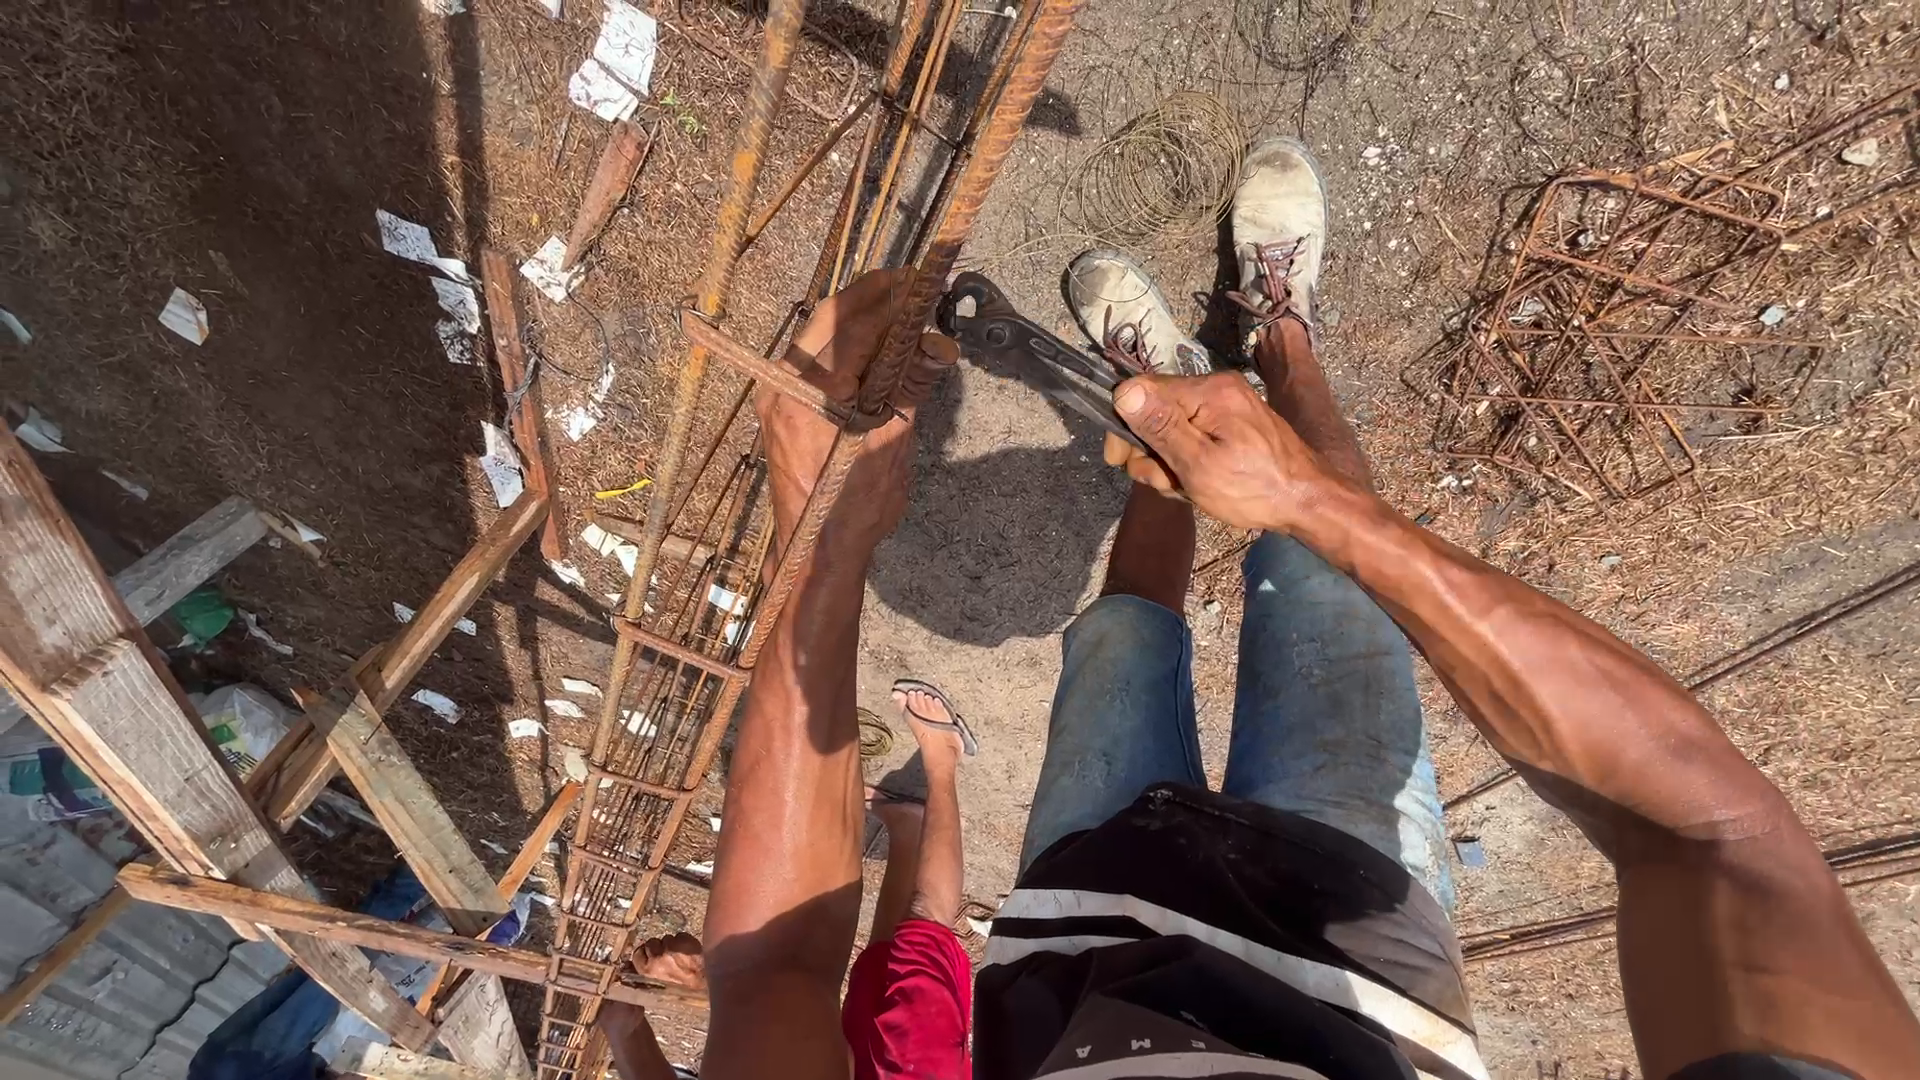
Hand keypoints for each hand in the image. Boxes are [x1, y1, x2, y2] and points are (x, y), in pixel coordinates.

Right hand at [632, 931, 705, 990]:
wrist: (702, 983)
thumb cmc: (680, 989)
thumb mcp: (657, 986)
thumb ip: (647, 974)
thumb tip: (636, 966)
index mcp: (646, 972)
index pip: (637, 954)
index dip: (645, 953)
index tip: (650, 955)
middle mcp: (656, 959)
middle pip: (651, 943)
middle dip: (658, 947)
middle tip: (667, 955)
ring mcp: (670, 948)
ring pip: (667, 938)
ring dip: (672, 944)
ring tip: (680, 956)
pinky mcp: (683, 940)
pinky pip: (680, 935)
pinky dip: (684, 940)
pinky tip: (688, 951)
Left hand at [757, 269, 957, 555]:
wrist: (815, 551)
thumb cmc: (855, 508)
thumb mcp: (891, 447)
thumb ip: (910, 388)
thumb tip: (938, 344)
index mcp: (809, 392)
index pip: (855, 327)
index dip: (894, 302)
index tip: (926, 285)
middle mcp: (783, 384)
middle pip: (828, 317)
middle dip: (872, 295)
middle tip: (914, 285)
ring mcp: (777, 394)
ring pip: (818, 334)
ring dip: (858, 316)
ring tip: (901, 309)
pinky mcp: (783, 407)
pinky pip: (814, 360)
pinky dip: (846, 344)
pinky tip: (875, 346)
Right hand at [1101, 373, 1349, 531]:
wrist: (1307, 501)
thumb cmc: (1253, 489)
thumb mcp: (1198, 463)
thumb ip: (1160, 426)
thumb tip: (1123, 391)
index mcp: (1208, 392)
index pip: (1142, 391)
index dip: (1124, 426)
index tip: (1119, 460)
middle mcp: (1216, 389)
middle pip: (1154, 411)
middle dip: (1150, 451)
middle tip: (1166, 483)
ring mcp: (1224, 406)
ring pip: (1170, 429)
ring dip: (1168, 463)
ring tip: (1188, 488)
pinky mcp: (1230, 424)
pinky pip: (1191, 436)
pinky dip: (1186, 462)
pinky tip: (1197, 484)